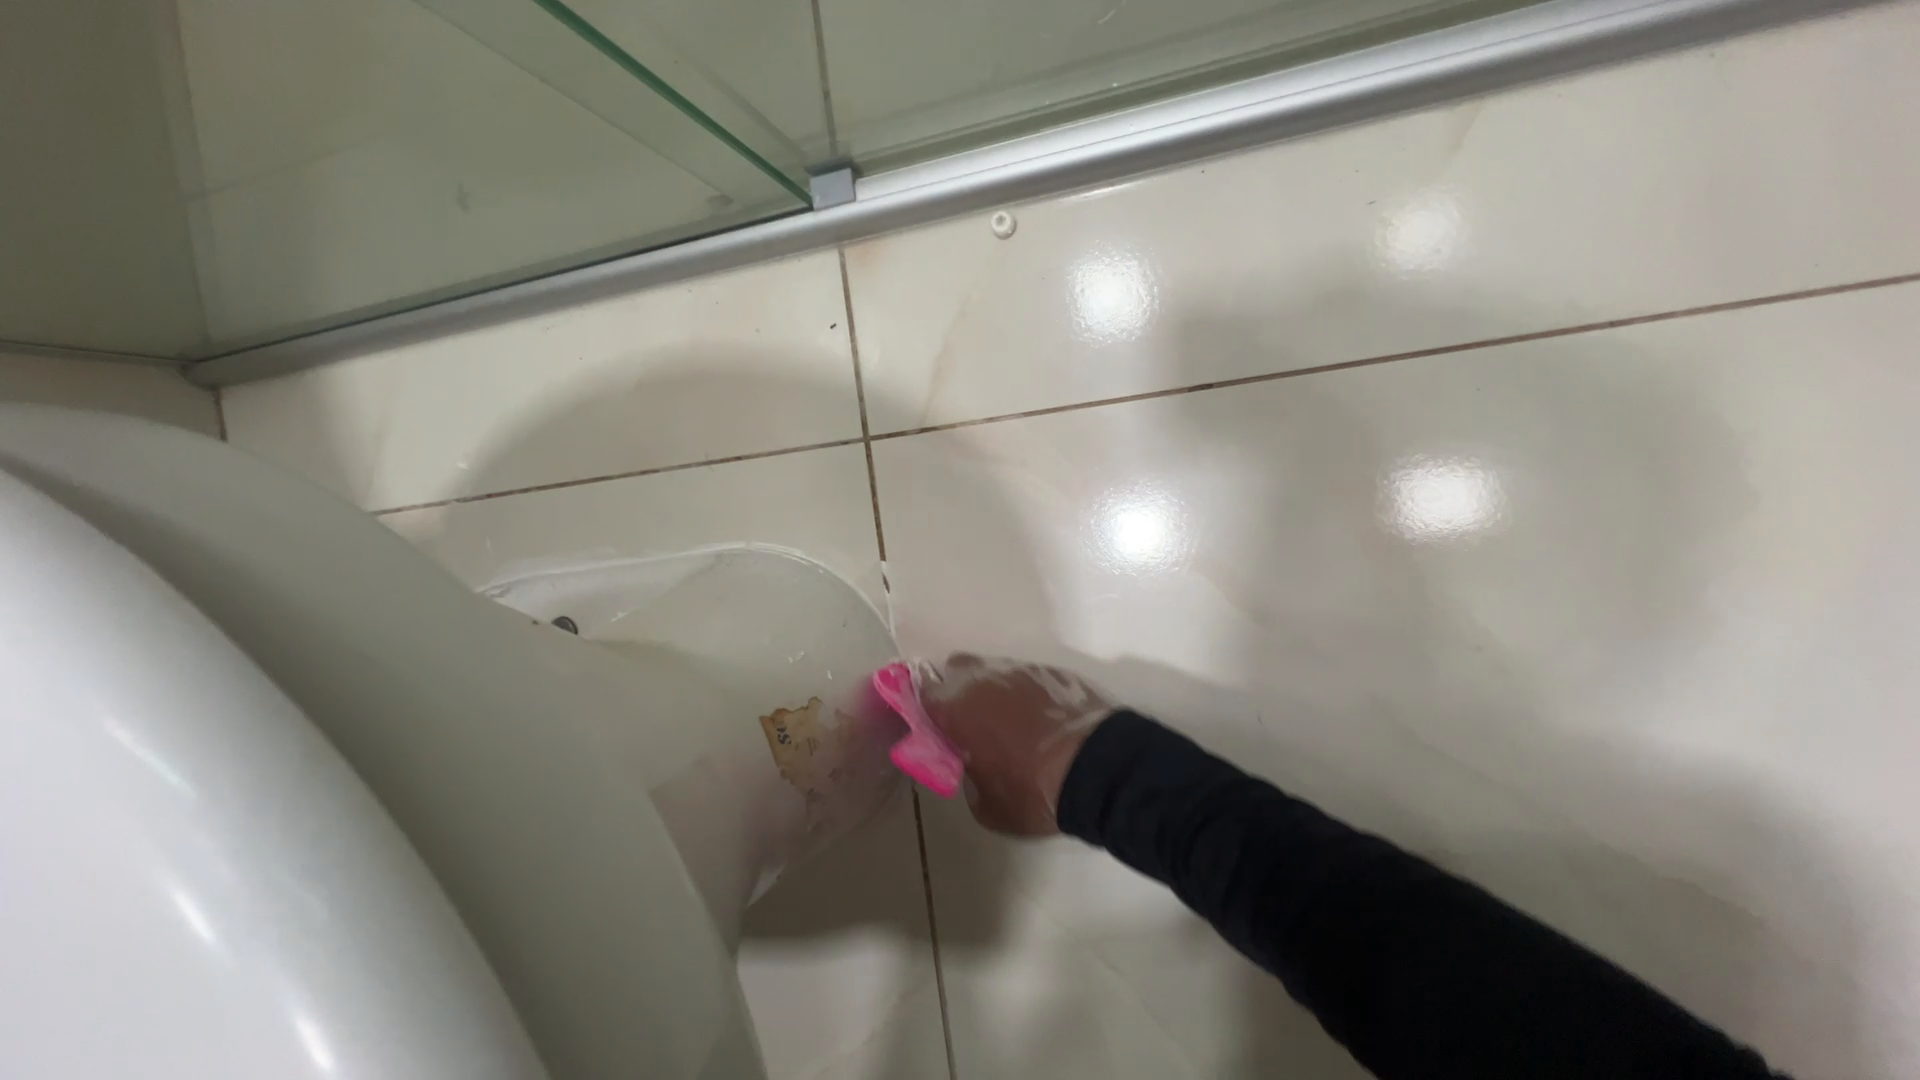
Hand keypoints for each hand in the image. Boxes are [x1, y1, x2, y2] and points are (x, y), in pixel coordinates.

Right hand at [914, 654, 1114, 835]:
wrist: (1099, 770)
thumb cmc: (1033, 792)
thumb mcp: (987, 807)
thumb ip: (969, 778)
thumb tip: (975, 766)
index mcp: (957, 708)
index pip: (921, 692)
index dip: (925, 708)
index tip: (933, 725)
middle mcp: (984, 679)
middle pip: (955, 669)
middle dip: (956, 689)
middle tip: (968, 720)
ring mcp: (1022, 670)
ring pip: (993, 670)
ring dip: (992, 690)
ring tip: (1009, 721)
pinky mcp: (1055, 672)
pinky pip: (1028, 677)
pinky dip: (1026, 693)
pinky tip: (1040, 718)